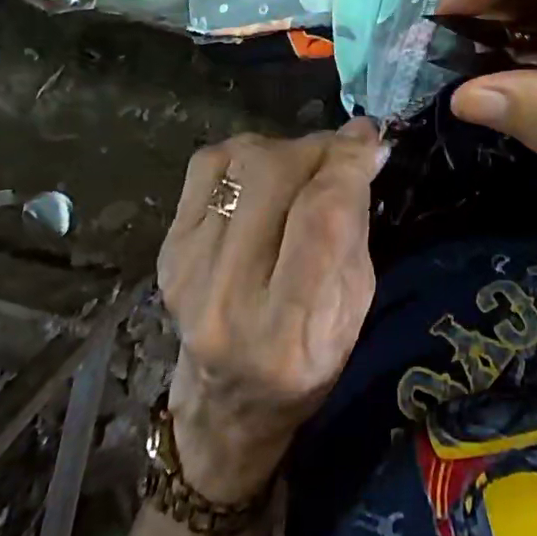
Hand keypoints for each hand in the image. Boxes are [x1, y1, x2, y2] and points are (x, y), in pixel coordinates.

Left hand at [156, 120, 386, 501]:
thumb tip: (360, 144)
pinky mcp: (168, 246)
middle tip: (340, 153)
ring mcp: (189, 269)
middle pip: (274, 176)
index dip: (347, 165)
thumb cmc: (310, 358)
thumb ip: (354, 223)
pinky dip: (245, 156)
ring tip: (303, 168)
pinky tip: (262, 176)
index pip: (321, 218)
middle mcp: (229, 297)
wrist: (228, 396)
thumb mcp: (355, 303)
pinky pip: (208, 165)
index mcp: (290, 331)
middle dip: (317, 149)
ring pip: (240, 162)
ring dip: (284, 150)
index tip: (369, 139)